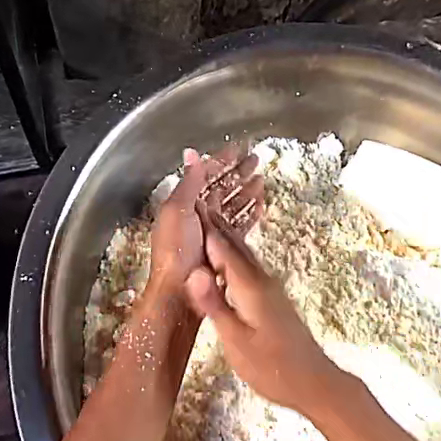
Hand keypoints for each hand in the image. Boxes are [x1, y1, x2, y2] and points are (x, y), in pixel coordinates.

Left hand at [146, 147, 258, 303]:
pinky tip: (261, 205)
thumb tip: (191, 153)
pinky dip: (249, 214)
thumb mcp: (178, 211)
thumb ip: (189, 182)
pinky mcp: (223, 248)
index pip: (204, 175)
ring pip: (232, 205)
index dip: (221, 160)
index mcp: (183, 204)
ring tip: (263, 180)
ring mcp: (211, 232)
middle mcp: (197, 215)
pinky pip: (239, 226)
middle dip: (238, 173)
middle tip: (257, 159)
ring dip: (246, 191)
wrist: (180, 293)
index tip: (240, 147)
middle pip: (221, 188)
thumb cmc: (176, 250)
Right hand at [183, 222, 346, 415]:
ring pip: (244, 255)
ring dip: (226, 237)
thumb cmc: (272, 367)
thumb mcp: (236, 341)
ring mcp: (270, 289)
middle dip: (216, 225)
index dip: (206, 226)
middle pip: (236, 246)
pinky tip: (227, 261)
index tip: (190, 205)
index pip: (223, 248)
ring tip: (209, 223)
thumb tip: (192, 271)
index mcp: (250, 286)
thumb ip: (214, 305)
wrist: (315, 383)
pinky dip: (234, 254)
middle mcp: (262, 280)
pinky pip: (249, 266)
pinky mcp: (273, 299)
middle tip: (197, 204)